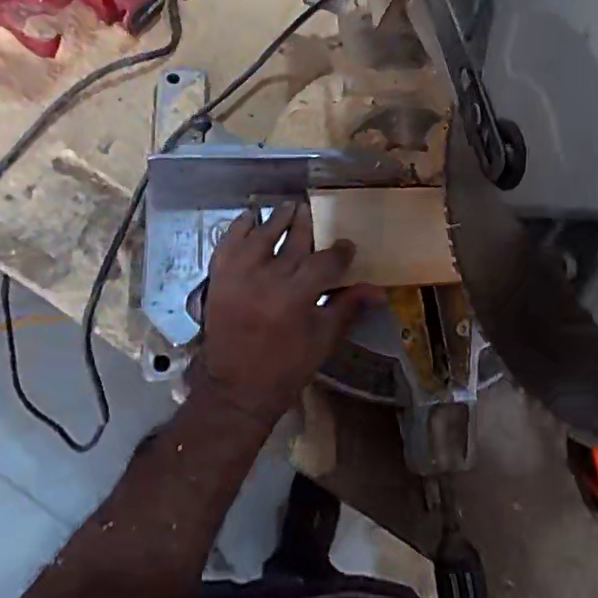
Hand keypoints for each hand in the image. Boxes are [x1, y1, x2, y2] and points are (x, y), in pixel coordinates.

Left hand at [195, 199, 382, 424]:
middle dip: (306, 225)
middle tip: (314, 212)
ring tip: (288, 207)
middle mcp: (265, 280)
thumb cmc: (286, 369)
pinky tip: (250, 218)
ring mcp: (238, 277)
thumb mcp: (322, 340)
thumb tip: (379, 290)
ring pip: (261, 235)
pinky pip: (228, 243)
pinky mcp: (217, 279)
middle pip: (292, 241)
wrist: (235, 390)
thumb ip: (347, 307)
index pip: (324, 262)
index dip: (340, 252)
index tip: (347, 246)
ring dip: (276, 218)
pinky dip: (239, 227)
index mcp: (294, 298)